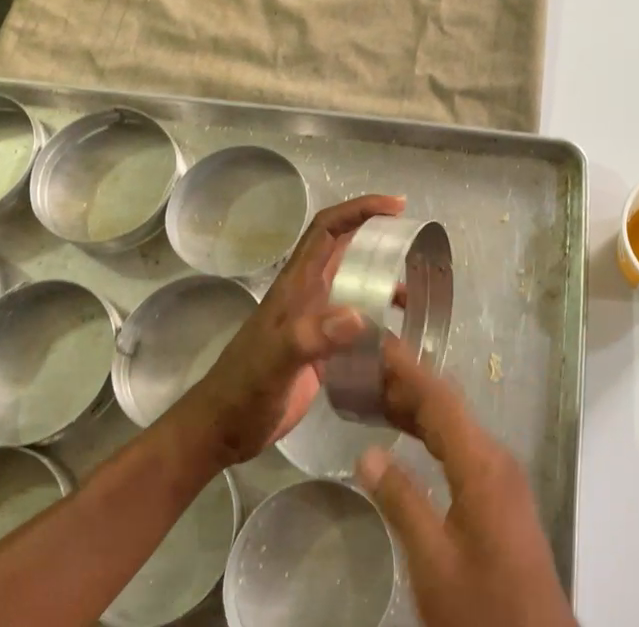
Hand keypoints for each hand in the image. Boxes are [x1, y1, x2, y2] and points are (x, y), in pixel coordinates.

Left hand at [176, 194, 404, 466]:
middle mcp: (307, 295)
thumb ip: (311, 337)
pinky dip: (378, 318)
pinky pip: (356, 320)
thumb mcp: (276, 361)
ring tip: (416, 289)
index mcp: (296, 286)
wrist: (222, 430)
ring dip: (382, 279)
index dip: (360, 209)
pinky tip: (397, 334)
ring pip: (352, 284)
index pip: (328, 229)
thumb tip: (358, 316)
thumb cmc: (245, 391)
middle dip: (378, 236)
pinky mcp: (320, 349)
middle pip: (344, 248)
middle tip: (415, 242)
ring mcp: (314, 322)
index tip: (397, 207)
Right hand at [357, 337, 575, 626]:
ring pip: (456, 428)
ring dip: (419, 409)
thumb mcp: (431, 558)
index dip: (409, 368)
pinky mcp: (501, 496)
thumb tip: (368, 453)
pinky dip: (432, 435)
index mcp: (482, 464)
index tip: (378, 342)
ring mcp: (502, 477)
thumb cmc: (481, 604)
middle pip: (449, 408)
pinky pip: (463, 448)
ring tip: (375, 396)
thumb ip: (402, 501)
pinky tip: (409, 440)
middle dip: (408, 384)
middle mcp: (496, 459)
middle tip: (364, 368)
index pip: (441, 399)